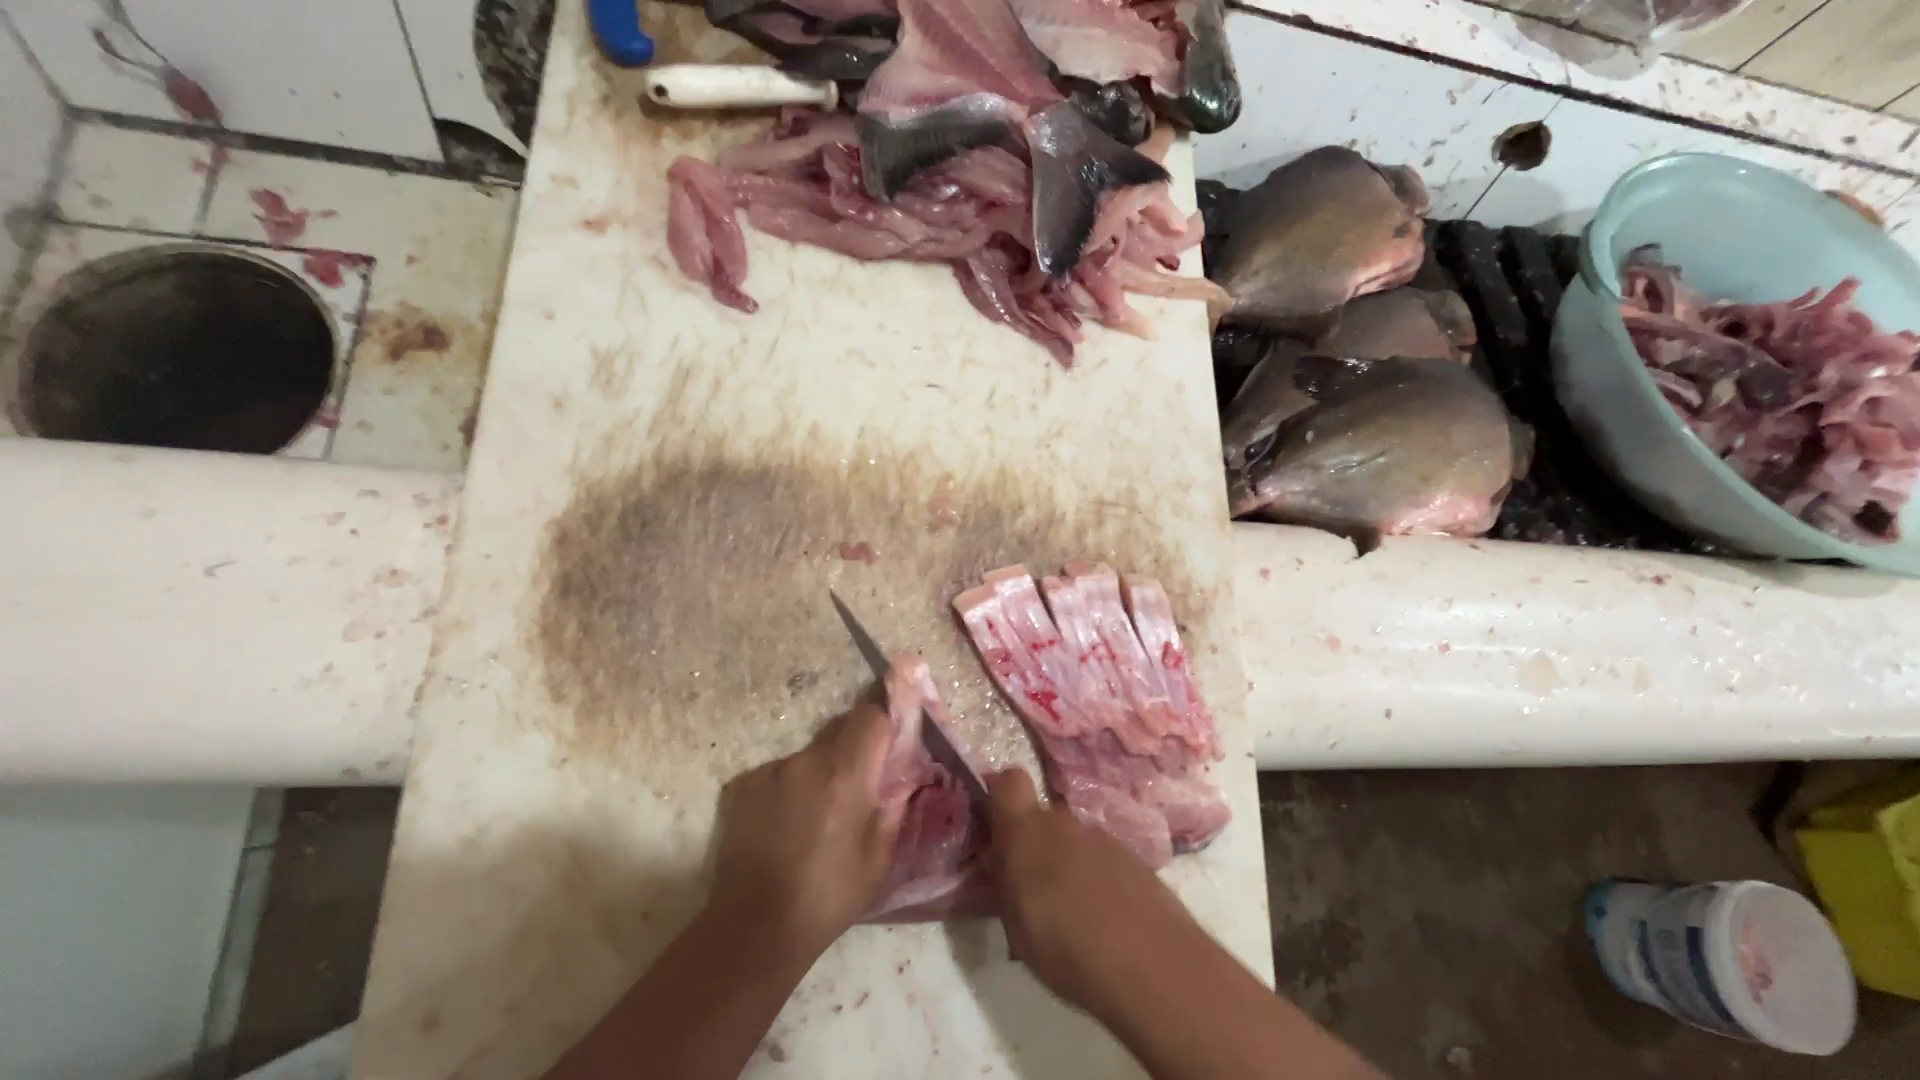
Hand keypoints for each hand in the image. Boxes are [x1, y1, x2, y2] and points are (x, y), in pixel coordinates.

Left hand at [708, 705, 903, 958]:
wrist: (755, 927)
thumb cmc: (829, 895)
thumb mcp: (880, 856)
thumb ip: (895, 804)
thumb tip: (907, 774)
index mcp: (845, 773)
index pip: (871, 715)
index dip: (887, 718)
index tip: (897, 732)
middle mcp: (805, 760)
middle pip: (839, 728)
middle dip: (857, 745)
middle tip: (865, 780)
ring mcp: (769, 770)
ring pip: (808, 754)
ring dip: (822, 770)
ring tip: (821, 813)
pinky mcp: (741, 786)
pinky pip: (779, 773)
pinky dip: (791, 787)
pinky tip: (788, 825)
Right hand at [985, 769, 1197, 1014]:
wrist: (1150, 963)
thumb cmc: (1064, 945)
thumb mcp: (1014, 927)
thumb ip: (1003, 889)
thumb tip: (997, 875)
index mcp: (1026, 832)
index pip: (1007, 782)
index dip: (999, 797)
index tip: (994, 828)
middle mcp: (1064, 823)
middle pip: (1041, 817)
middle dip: (1033, 844)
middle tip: (1029, 888)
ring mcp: (1103, 838)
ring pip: (1073, 840)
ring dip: (1066, 863)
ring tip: (1069, 912)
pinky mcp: (1135, 858)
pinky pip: (1101, 859)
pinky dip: (1096, 878)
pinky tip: (1102, 918)